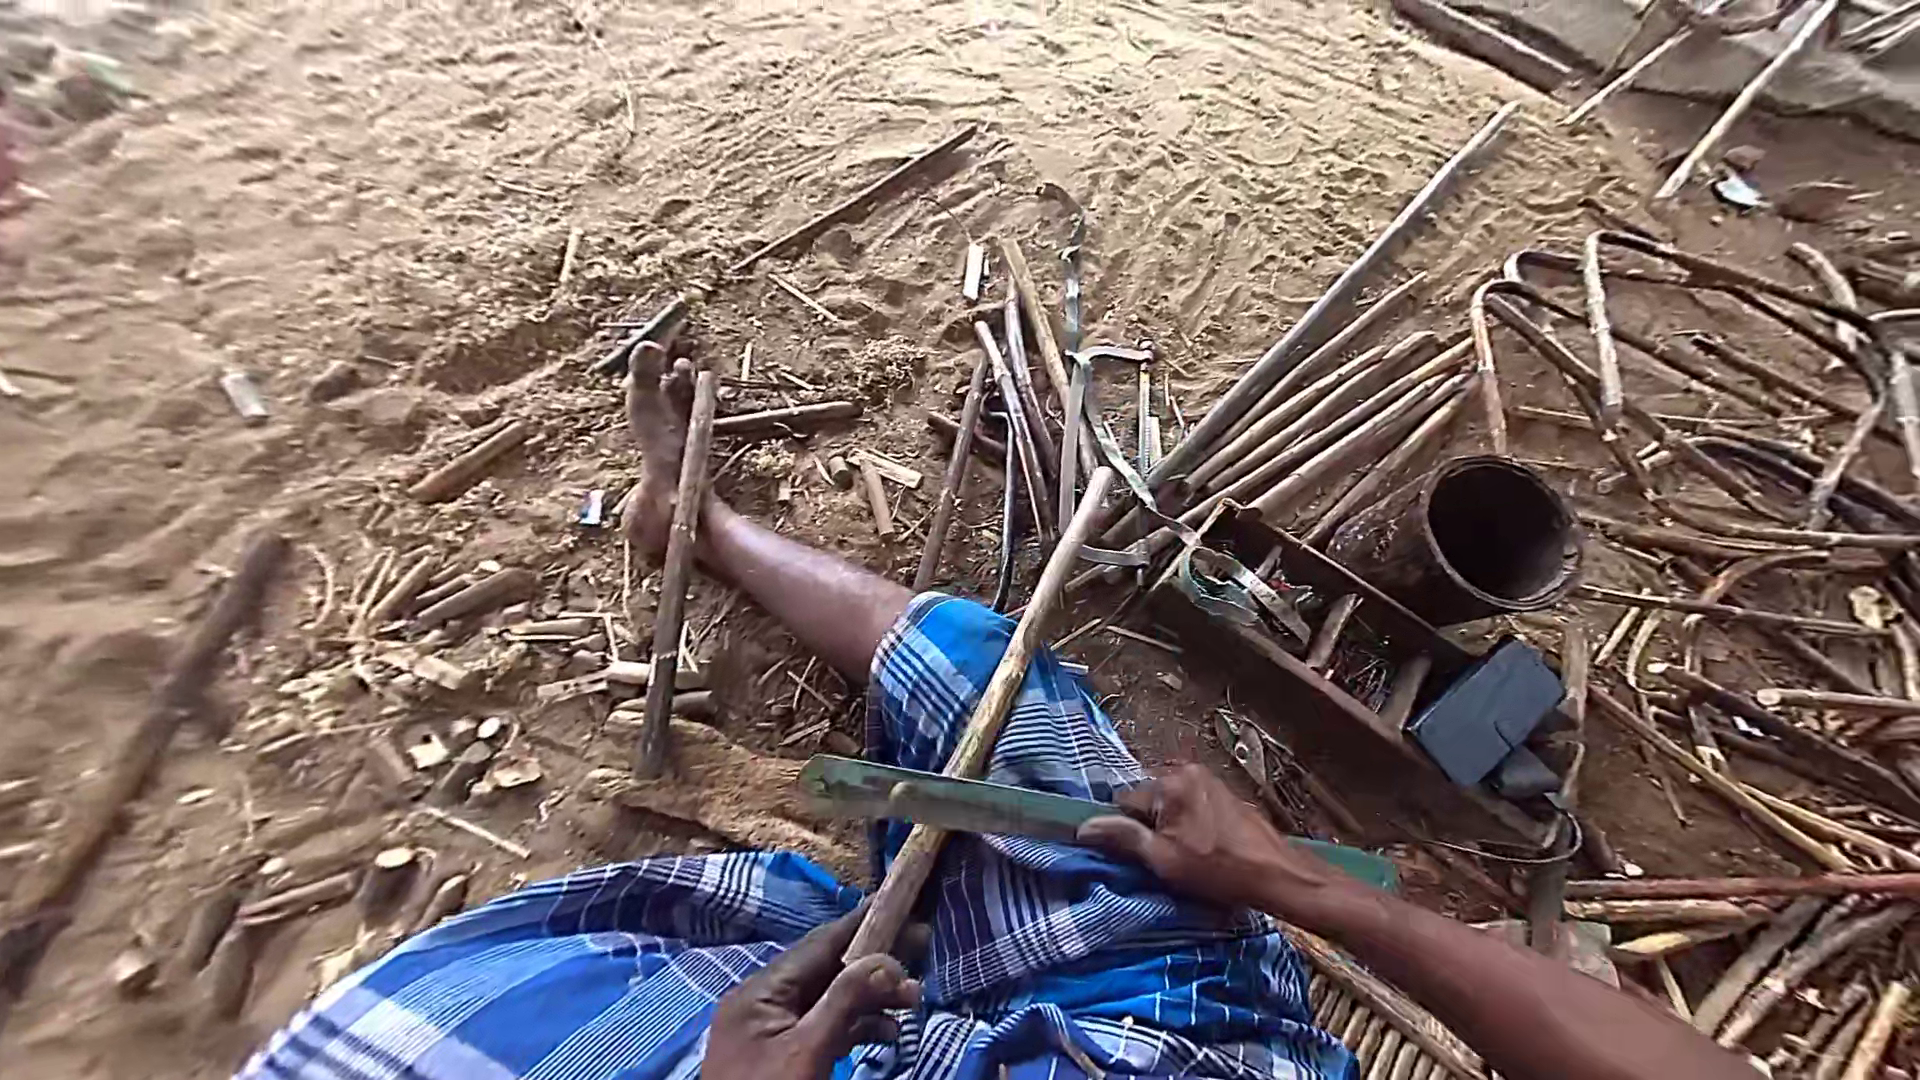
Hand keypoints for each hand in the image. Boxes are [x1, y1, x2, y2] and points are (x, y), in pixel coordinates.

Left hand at [701, 905, 922, 1079]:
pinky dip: (857, 1026)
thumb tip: (887, 961)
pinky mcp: (785, 1059)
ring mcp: (774, 1033)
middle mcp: (766, 1002)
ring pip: (831, 999)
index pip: (820, 943)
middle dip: (875, 962)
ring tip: (913, 997)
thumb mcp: (806, 1054)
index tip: (897, 902)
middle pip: (829, 968)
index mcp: (761, 991)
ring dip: (872, 997)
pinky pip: (826, 1028)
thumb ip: (846, 1000)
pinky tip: (888, 1031)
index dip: (861, 922)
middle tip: (920, 946)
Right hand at [1076, 764, 1356, 917]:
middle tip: (1167, 857)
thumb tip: (1083, 827)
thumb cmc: (1219, 870)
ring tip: (1188, 854)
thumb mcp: (1164, 860)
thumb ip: (1122, 838)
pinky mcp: (1222, 790)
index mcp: (1168, 782)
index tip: (1142, 855)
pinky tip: (1204, 845)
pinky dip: (1189, 820)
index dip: (1129, 831)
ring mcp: (1206, 778)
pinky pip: (1189, 801)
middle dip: (1151, 825)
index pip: (1125, 802)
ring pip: (1169, 801)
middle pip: (1147, 798)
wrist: (1280, 875)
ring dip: (1170, 824)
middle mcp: (1185, 770)